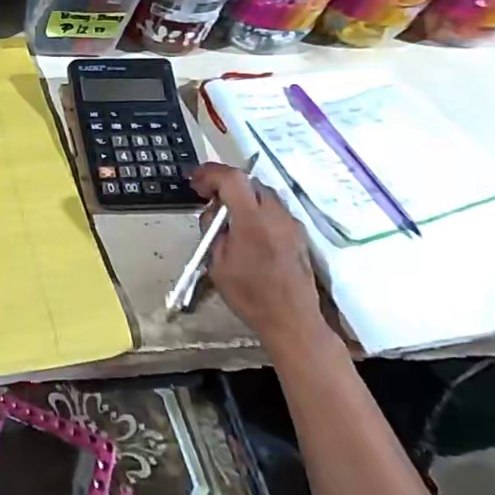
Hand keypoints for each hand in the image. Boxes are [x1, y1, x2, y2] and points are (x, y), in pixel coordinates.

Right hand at [191, 162, 330, 353]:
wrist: (293, 321)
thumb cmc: (249, 295)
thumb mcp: (216, 261)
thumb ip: (213, 229)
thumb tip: (213, 210)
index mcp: (252, 222)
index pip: (233, 179)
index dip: (210, 173)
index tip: (195, 182)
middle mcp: (276, 216)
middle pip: (249, 182)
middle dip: (224, 183)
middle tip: (206, 195)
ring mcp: (291, 224)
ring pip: (263, 194)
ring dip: (241, 195)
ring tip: (225, 213)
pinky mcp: (299, 234)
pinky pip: (273, 209)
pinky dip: (255, 208)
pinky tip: (245, 227)